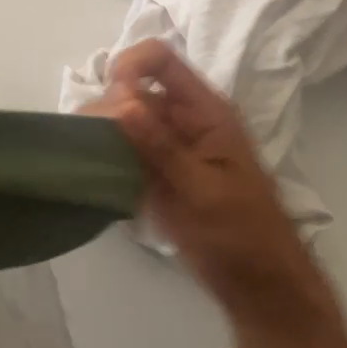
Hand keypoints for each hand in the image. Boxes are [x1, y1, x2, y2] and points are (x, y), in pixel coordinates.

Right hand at [85, 40, 341, 339]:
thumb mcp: (203, 190)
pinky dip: (100, 155)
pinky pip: (117, 149)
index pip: (158, 59)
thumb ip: (160, 146)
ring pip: (117, 119)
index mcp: (203, 111)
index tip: (112, 103)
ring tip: (87, 160)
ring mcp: (163, 146)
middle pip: (129, 89)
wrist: (259, 288)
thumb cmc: (244, 235)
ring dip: (97, 132)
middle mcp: (180, 120)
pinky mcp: (150, 172)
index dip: (129, 67)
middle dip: (106, 108)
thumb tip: (120, 102)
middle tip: (97, 146)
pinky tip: (89, 173)